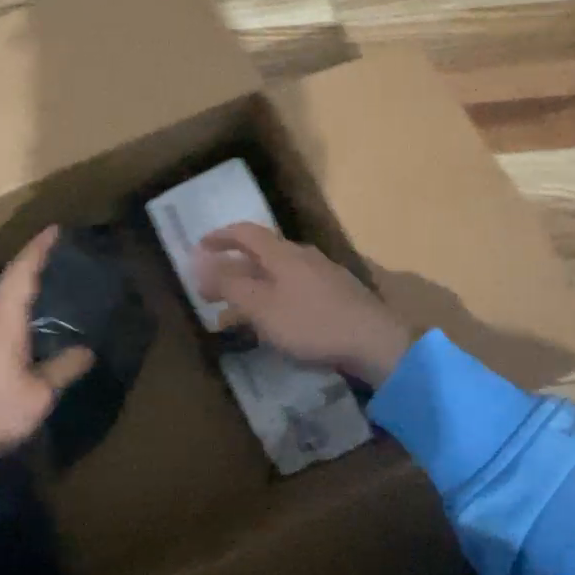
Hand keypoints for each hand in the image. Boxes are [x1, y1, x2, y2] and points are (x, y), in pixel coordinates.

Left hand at [0, 226, 94, 460]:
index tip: (54, 229)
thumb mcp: (39, 394)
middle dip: (30, 264)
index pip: (22, 271)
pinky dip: (8, 308)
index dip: (39, 248)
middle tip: (55, 255)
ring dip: (17, 287)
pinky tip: (20, 322)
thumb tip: (87, 350)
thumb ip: (64, 367)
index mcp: (2, 319)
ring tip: (42, 285)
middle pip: (7, 281)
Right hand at [195, 222, 412, 385]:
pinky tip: (275, 321)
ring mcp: (324, 275)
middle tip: (212, 287)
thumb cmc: (311, 323)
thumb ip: (229, 284)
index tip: (198, 247)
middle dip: (234, 268)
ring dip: (254, 286)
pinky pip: (295, 289)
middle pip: (262, 253)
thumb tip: (199, 263)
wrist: (375, 342)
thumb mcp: (261, 307)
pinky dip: (275, 298)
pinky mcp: (338, 295)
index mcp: (282, 253)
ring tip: (238, 310)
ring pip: (279, 273)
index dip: (220, 237)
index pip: (245, 232)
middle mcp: (303, 256)